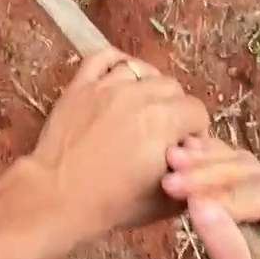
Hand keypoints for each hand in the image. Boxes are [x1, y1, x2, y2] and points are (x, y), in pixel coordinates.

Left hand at [13, 49, 208, 246]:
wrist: (62, 192)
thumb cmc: (115, 202)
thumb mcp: (168, 198)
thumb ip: (190, 170)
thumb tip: (193, 150)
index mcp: (163, 122)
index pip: (196, 109)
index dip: (195, 129)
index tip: (185, 144)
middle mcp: (137, 95)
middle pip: (171, 86)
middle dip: (175, 106)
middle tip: (165, 128)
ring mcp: (105, 84)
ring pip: (139, 69)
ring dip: (147, 85)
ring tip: (144, 105)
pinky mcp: (81, 82)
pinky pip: (102, 56)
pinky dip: (116, 61)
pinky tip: (121, 75)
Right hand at [163, 137, 259, 258]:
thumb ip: (231, 252)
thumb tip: (197, 202)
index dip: (217, 187)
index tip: (175, 192)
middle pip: (254, 175)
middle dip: (207, 171)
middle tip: (168, 178)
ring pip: (246, 169)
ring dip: (206, 162)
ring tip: (172, 158)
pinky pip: (240, 179)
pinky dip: (212, 163)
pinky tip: (188, 153)